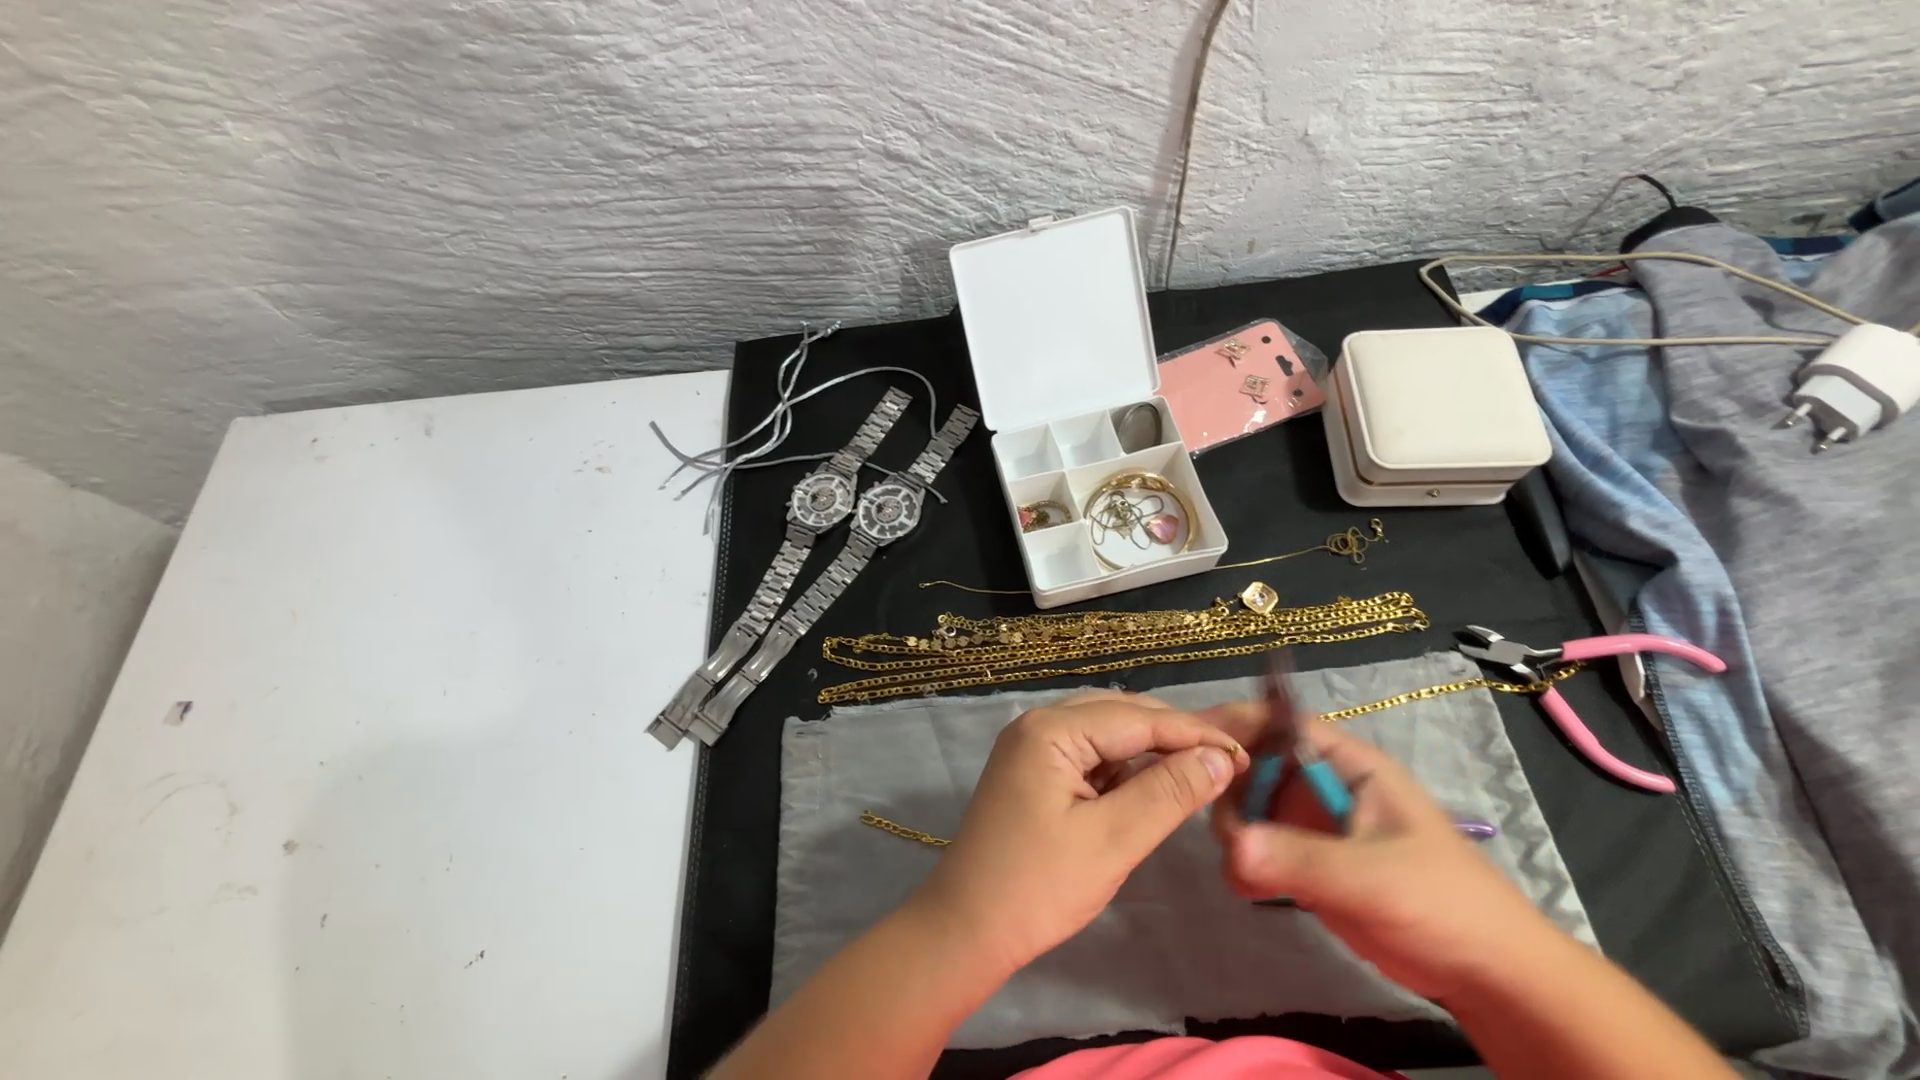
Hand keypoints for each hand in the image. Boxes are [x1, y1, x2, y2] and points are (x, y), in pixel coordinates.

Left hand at [910, 691, 1247, 976]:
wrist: (965, 930)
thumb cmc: (1038, 887)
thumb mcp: (1112, 840)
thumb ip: (1168, 793)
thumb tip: (1220, 757)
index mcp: (1050, 730)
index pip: (1138, 718)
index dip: (1195, 734)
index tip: (1246, 756)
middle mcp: (1037, 725)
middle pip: (1121, 715)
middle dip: (1174, 736)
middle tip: (1227, 764)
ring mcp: (1031, 748)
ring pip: (1106, 733)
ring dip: (1150, 751)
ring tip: (1200, 773)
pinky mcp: (1033, 773)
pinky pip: (1089, 756)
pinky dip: (1124, 769)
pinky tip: (1152, 786)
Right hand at [1204, 706, 1559, 1001]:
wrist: (1483, 975)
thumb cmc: (1443, 905)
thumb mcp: (1375, 877)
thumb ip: (1302, 860)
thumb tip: (1229, 847)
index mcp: (1348, 766)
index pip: (1281, 723)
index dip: (1237, 723)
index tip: (1190, 740)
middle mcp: (1322, 787)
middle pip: (1253, 764)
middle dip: (1228, 788)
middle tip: (1222, 827)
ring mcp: (1311, 826)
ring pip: (1248, 808)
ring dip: (1234, 832)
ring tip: (1244, 869)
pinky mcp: (1305, 863)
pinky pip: (1256, 849)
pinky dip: (1244, 864)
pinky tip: (1252, 890)